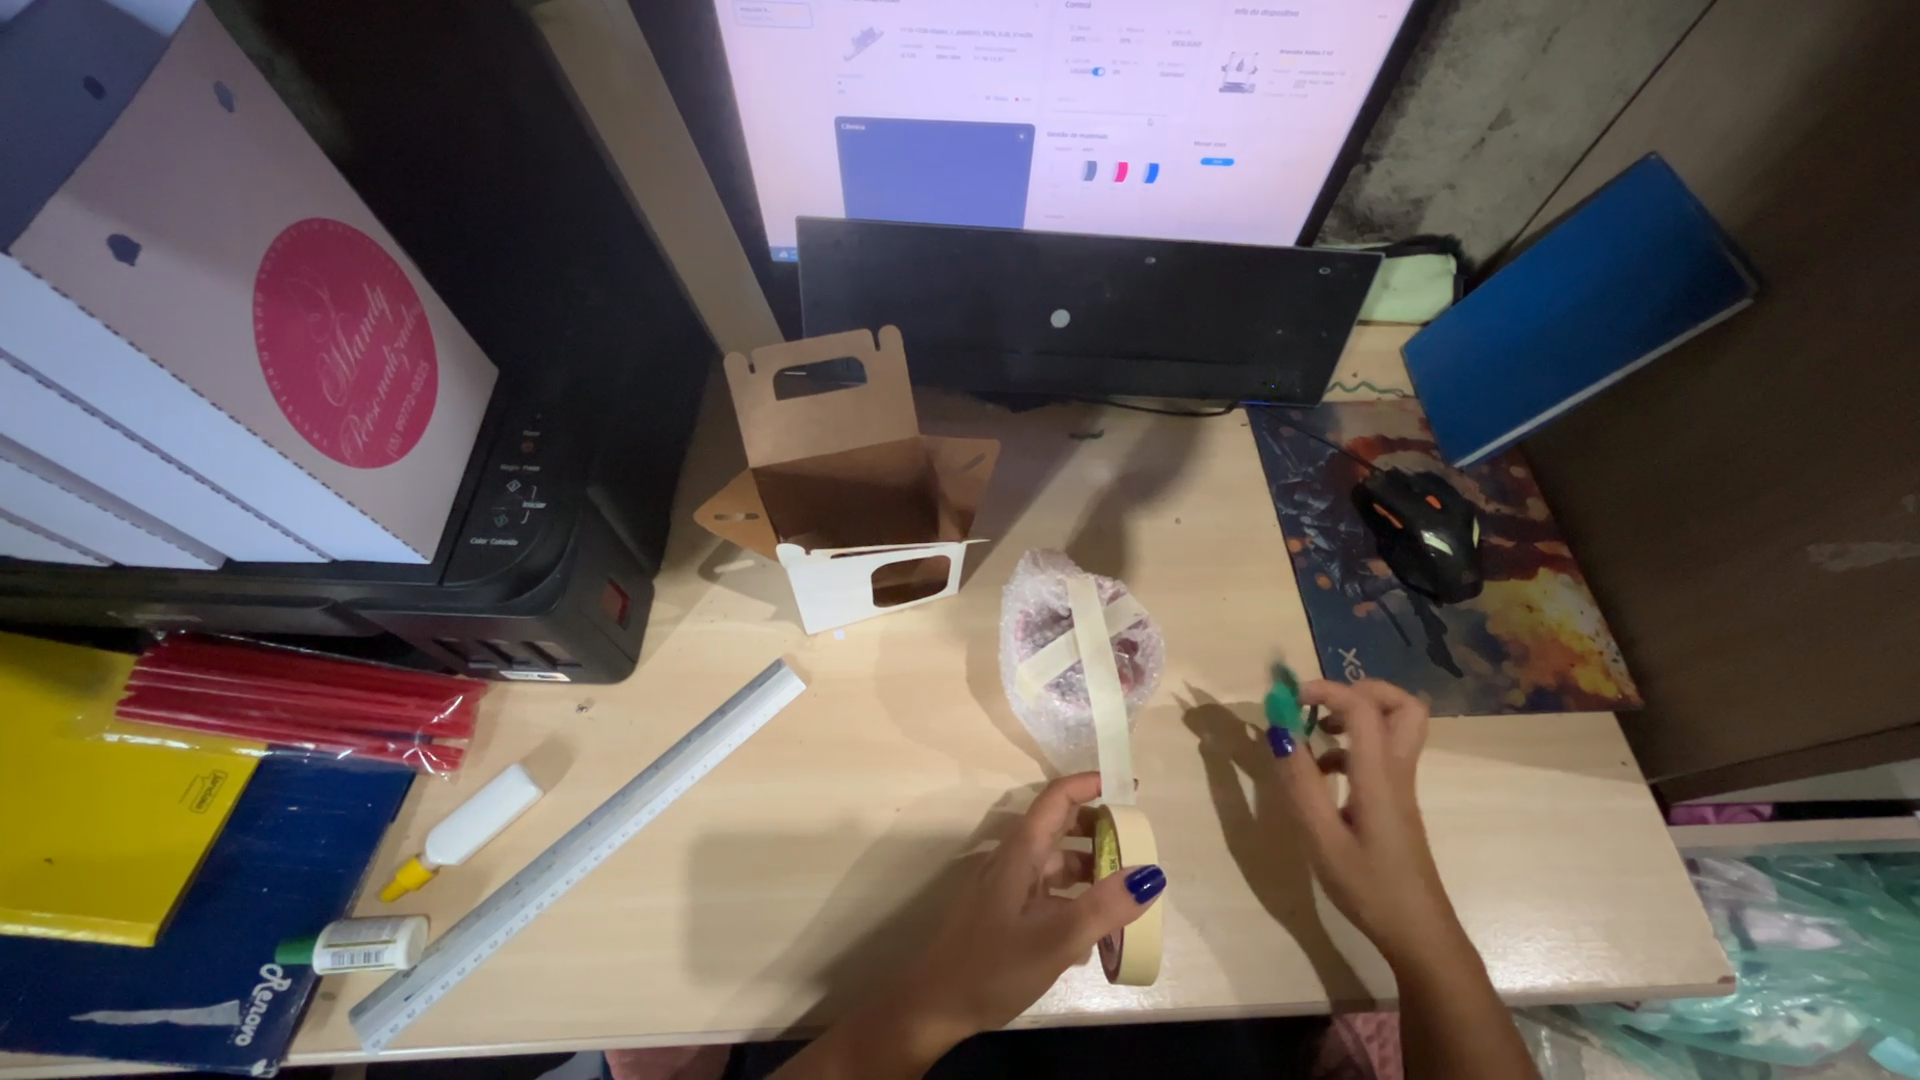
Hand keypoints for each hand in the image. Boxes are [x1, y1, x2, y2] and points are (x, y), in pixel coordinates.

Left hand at [891, 773, 1164, 1043]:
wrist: (935, 1006)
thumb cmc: (992, 967)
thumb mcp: (1056, 939)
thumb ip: (1105, 907)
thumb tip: (1152, 873)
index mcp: (1020, 851)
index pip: (1058, 798)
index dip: (1091, 784)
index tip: (1130, 786)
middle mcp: (1013, 860)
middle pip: (1060, 827)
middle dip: (1099, 829)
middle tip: (1139, 846)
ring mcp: (1008, 887)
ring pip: (1056, 863)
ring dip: (1091, 870)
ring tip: (1127, 893)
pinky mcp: (1007, 913)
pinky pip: (1049, 893)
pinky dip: (1075, 901)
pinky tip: (1096, 935)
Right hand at [1267, 679, 1462, 968]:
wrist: (1418, 933)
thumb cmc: (1368, 888)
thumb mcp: (1321, 838)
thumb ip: (1299, 782)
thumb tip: (1278, 731)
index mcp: (1379, 776)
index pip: (1362, 707)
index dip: (1325, 690)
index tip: (1287, 699)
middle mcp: (1397, 771)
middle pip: (1403, 705)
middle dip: (1358, 690)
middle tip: (1320, 705)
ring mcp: (1399, 786)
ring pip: (1395, 726)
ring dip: (1354, 715)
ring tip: (1313, 733)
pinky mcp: (1394, 801)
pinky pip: (1380, 752)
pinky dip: (1349, 746)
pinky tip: (1320, 773)